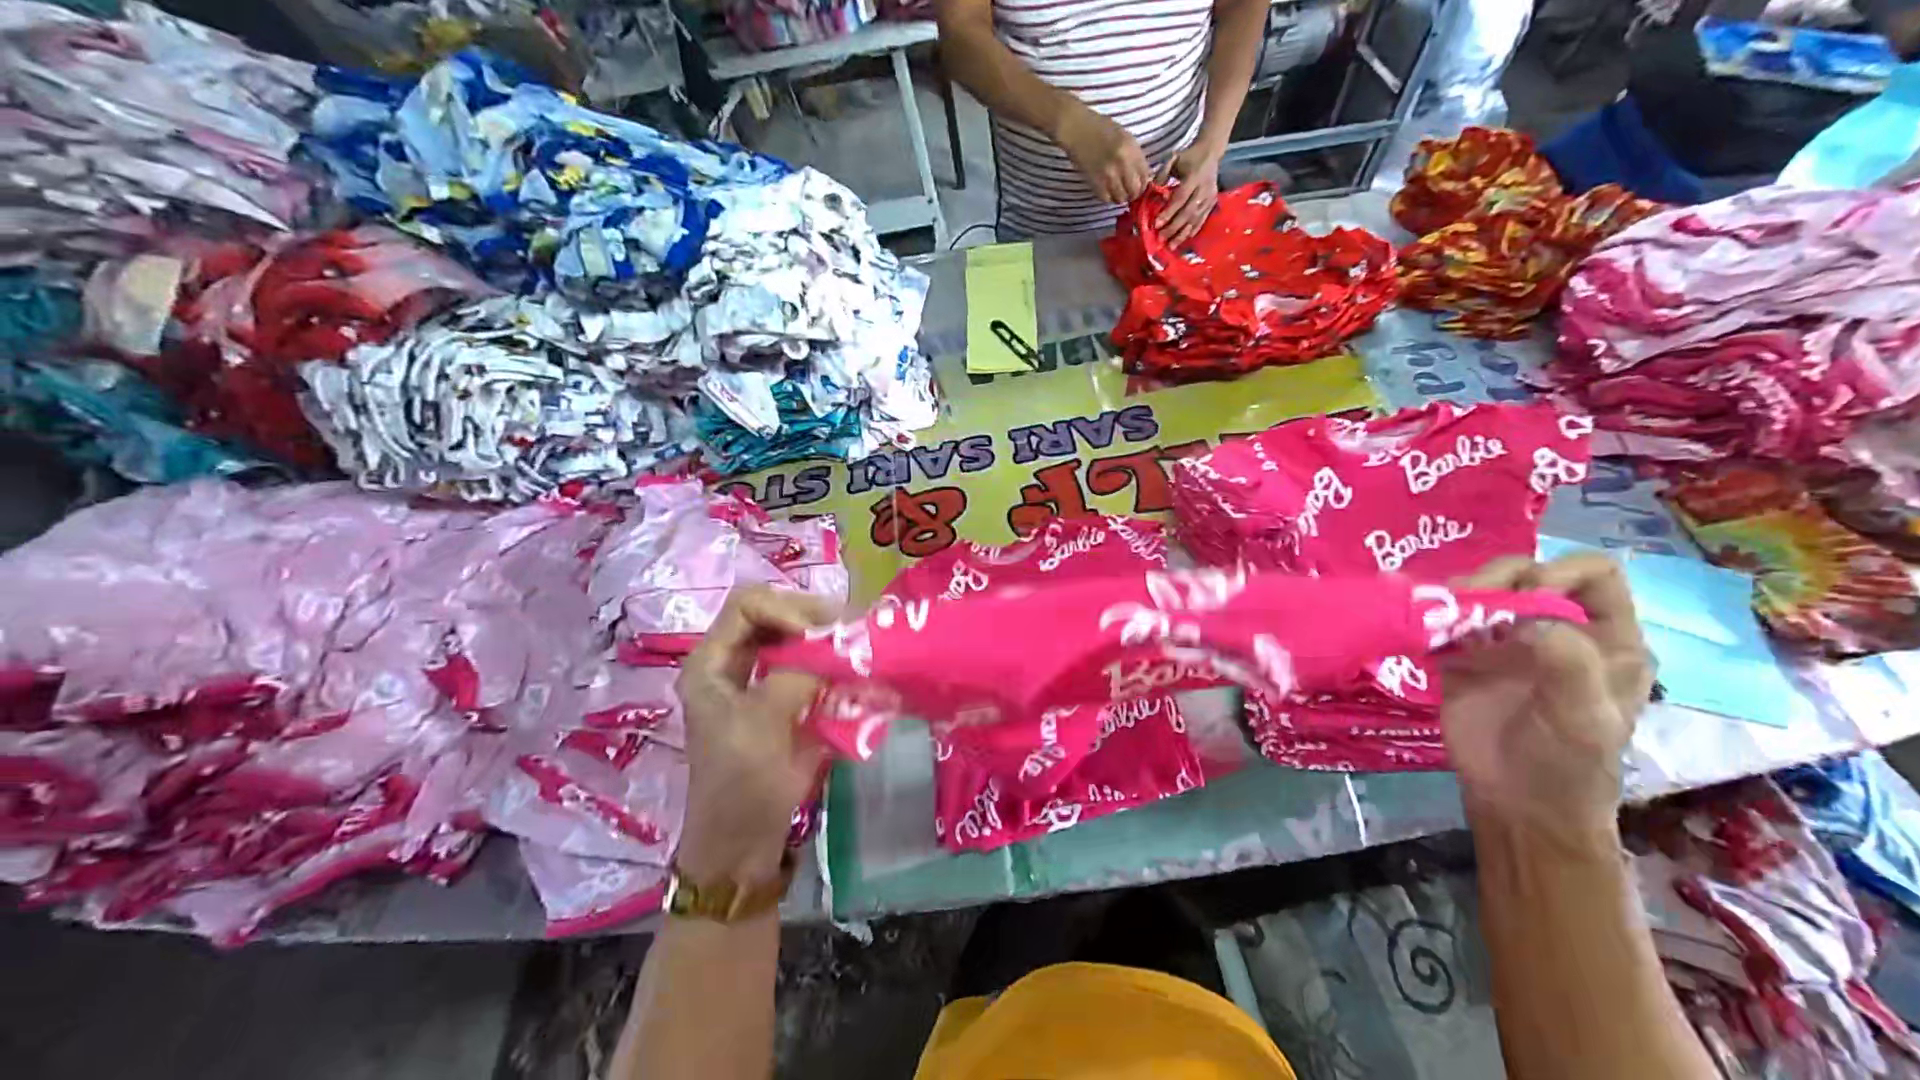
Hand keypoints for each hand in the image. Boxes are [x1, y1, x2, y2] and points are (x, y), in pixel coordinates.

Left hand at [674, 586, 834, 885]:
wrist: (743, 844)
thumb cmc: (740, 783)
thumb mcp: (762, 724)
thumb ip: (796, 676)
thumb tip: (839, 648)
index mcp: (712, 662)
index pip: (748, 605)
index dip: (786, 609)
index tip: (821, 635)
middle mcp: (735, 662)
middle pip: (775, 616)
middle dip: (814, 618)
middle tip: (854, 630)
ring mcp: (761, 682)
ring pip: (797, 640)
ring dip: (829, 639)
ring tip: (861, 645)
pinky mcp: (786, 702)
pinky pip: (812, 668)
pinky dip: (835, 665)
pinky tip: (857, 671)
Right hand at [1055, 103, 1150, 204]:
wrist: (1077, 129)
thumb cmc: (1101, 129)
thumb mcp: (1125, 137)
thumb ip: (1135, 156)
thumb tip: (1143, 175)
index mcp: (1132, 150)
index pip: (1145, 176)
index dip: (1143, 184)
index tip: (1139, 185)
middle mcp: (1122, 163)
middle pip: (1134, 190)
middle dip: (1133, 193)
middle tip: (1128, 191)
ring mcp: (1108, 175)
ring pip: (1120, 198)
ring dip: (1120, 197)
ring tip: (1116, 191)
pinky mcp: (1095, 183)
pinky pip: (1106, 198)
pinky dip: (1108, 197)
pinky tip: (1106, 190)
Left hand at [1155, 142, 1221, 246]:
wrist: (1210, 153)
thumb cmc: (1188, 158)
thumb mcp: (1174, 159)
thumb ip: (1162, 174)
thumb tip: (1152, 190)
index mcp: (1194, 176)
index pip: (1180, 198)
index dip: (1169, 212)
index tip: (1156, 225)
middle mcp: (1204, 188)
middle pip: (1188, 212)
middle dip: (1173, 227)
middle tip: (1161, 239)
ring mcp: (1210, 197)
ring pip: (1195, 219)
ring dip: (1182, 234)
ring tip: (1171, 246)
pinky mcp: (1212, 203)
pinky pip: (1202, 220)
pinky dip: (1192, 231)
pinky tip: (1184, 240)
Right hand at [1438, 554, 1653, 840]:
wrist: (1517, 805)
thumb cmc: (1567, 764)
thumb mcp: (1583, 716)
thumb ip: (1567, 660)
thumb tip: (1526, 615)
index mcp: (1605, 639)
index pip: (1594, 575)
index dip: (1559, 570)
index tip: (1524, 594)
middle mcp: (1556, 630)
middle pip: (1528, 574)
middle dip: (1498, 578)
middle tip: (1469, 600)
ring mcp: (1506, 642)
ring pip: (1483, 590)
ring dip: (1460, 594)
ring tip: (1440, 613)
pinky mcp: (1462, 657)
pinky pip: (1445, 621)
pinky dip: (1431, 615)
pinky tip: (1422, 624)